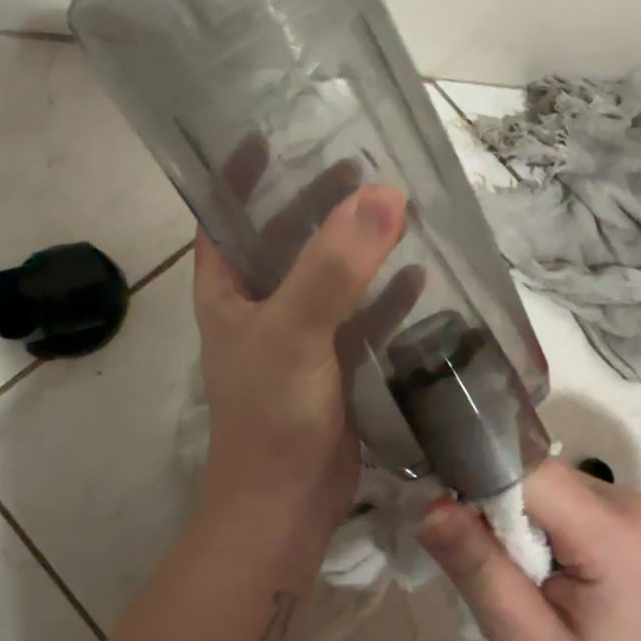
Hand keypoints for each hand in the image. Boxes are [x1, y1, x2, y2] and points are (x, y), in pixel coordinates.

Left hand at [191, 182, 409, 526]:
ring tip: (396, 204)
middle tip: (359, 162)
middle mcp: (257, 300)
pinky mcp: (332, 359)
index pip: (223, 211)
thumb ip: (333, 266)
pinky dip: (384, 291)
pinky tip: (417, 271)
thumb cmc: (271, 414)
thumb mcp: (294, 331)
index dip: (240, 172)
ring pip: (326, 270)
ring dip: (356, 241)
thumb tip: (384, 194)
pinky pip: (359, 312)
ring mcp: (296, 330)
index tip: (273, 133)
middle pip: (283, 233)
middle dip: (317, 199)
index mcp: (226, 286)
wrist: (285, 506)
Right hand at [418, 460, 640, 640]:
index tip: (447, 529)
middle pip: (529, 483)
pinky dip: (533, 551)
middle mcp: (623, 501)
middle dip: (492, 529)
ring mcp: (626, 510)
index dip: (477, 486)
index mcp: (610, 528)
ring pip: (537, 498)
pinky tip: (536, 600)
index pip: (524, 469)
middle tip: (483, 594)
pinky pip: (556, 514)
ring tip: (512, 611)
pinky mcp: (621, 523)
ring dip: (510, 546)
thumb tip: (428, 506)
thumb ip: (479, 571)